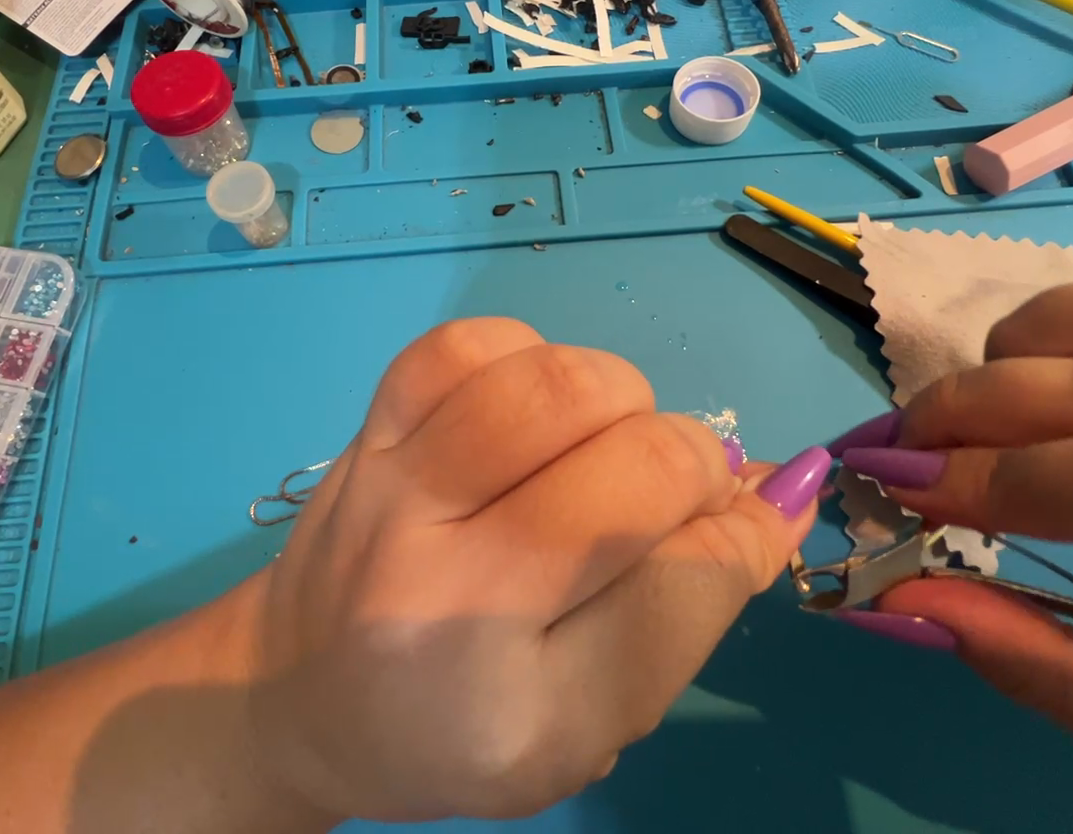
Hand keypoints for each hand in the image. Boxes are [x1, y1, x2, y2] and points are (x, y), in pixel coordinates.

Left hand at [247, 318, 822, 822]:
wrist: (298, 689)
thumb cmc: (452, 728)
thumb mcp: (585, 721)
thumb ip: (686, 613)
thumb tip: (774, 494)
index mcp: (511, 709)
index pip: (683, 587)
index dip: (737, 536)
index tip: (740, 520)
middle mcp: (442, 597)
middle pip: (634, 468)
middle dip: (688, 463)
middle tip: (663, 488)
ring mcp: (392, 493)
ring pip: (553, 385)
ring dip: (616, 396)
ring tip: (597, 436)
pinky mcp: (364, 432)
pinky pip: (464, 344)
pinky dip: (526, 354)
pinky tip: (526, 405)